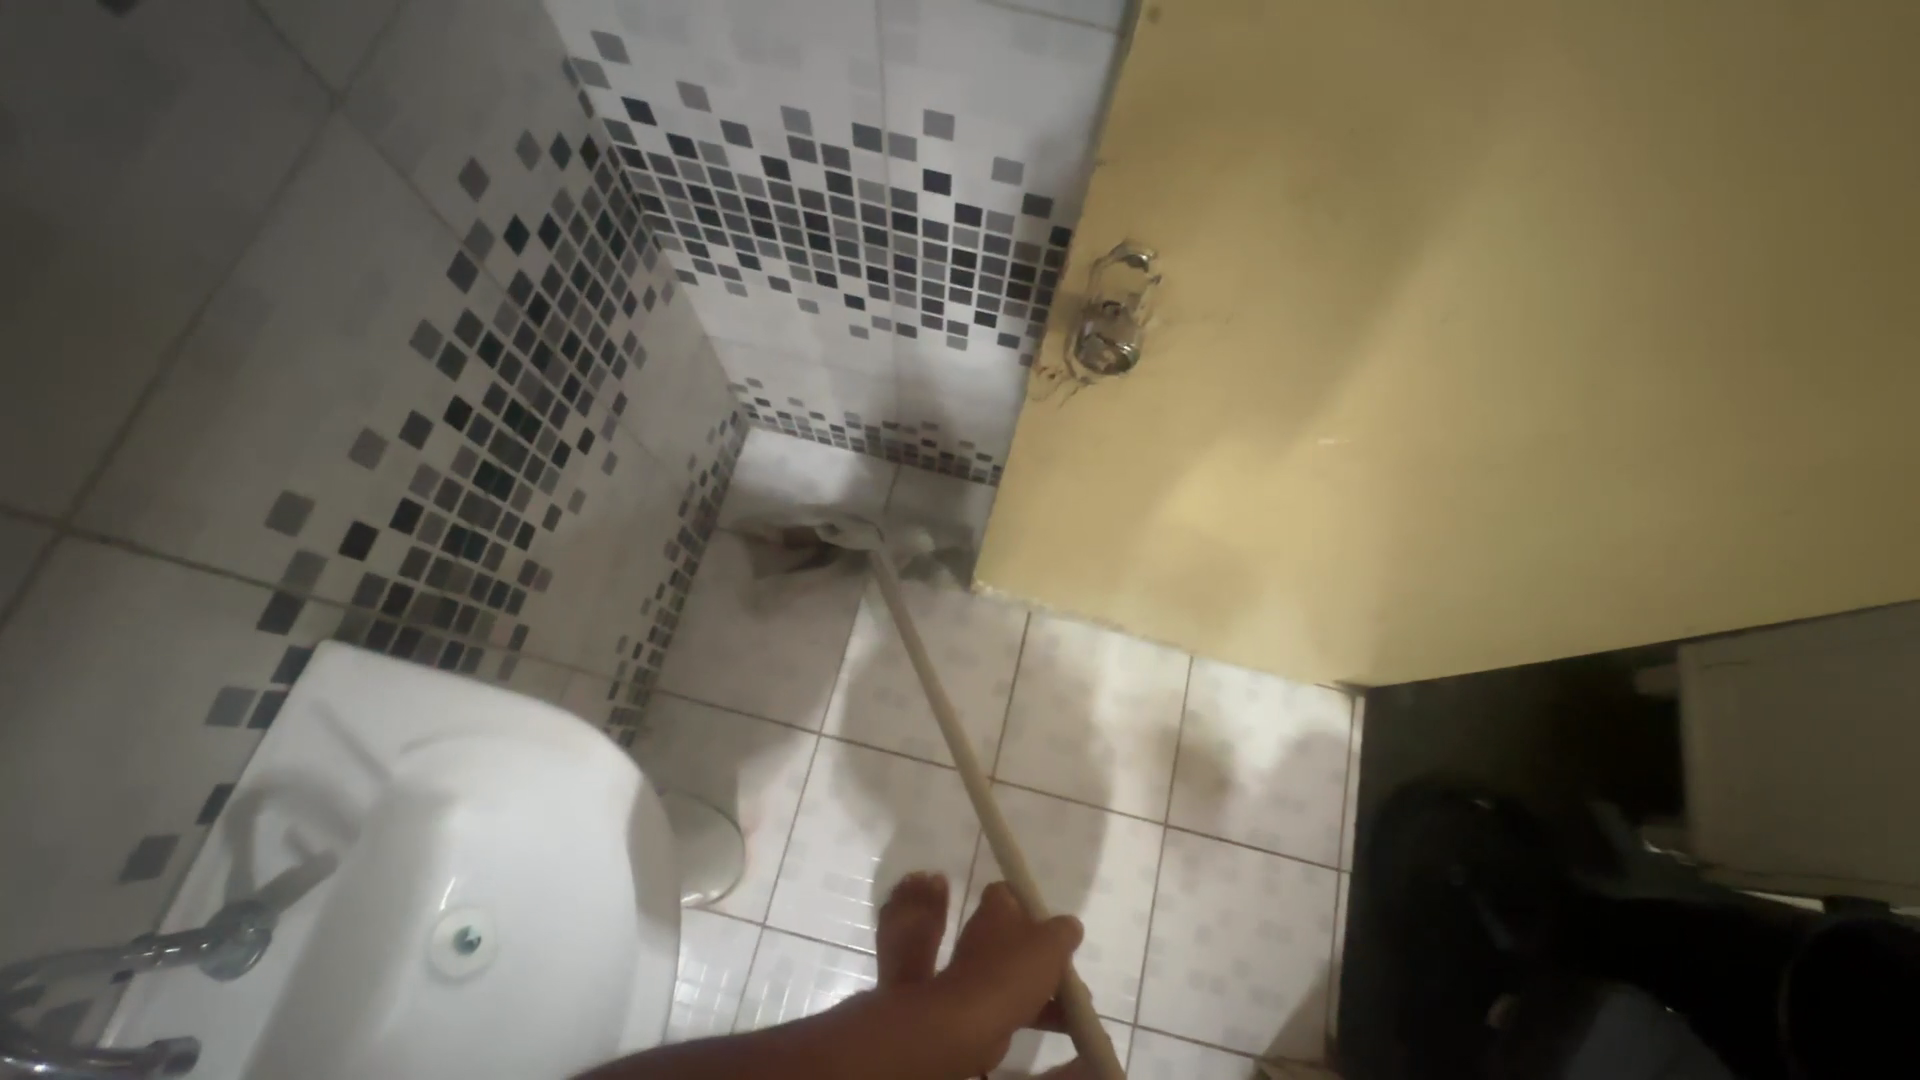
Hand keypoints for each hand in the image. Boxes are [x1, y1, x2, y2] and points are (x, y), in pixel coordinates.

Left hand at [887, 877, 1085, 1076]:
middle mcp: (985, 934)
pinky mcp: (986, 1003)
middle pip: (1020, 933)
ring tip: (1081, 997)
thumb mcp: (1052, 942)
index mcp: (995, 908)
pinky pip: (1020, 1000)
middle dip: (1048, 949)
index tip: (1052, 915)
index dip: (1030, 899)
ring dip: (1050, 982)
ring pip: (1022, 969)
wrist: (974, 1023)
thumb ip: (1065, 930)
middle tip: (1071, 961)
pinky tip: (1070, 1022)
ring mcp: (984, 970)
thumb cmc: (1014, 968)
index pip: (1009, 891)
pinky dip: (1043, 1009)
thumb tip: (1070, 926)